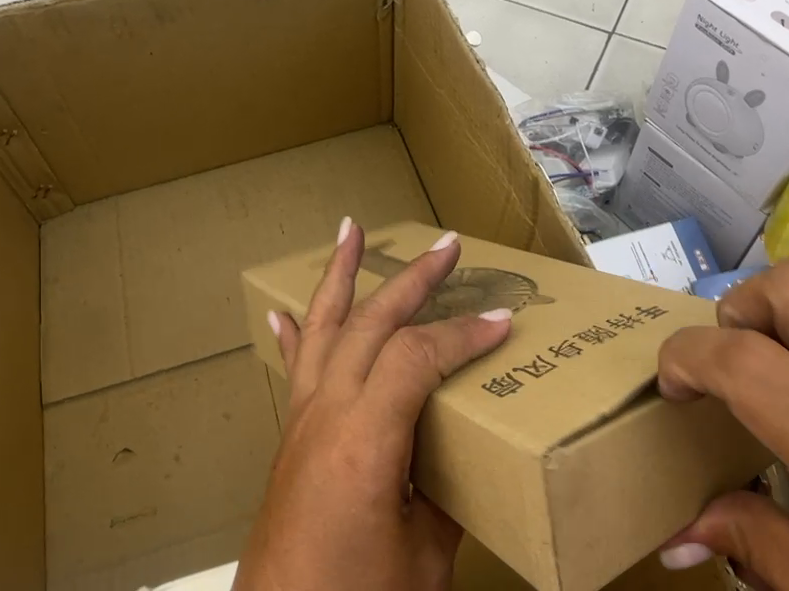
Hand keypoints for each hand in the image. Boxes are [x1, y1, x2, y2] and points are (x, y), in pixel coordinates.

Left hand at [234, 219, 513, 590]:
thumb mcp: (425, 558)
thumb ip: (446, 494)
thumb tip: (465, 451)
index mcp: (365, 440)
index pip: (417, 356)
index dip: (464, 335)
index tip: (504, 322)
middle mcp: (327, 413)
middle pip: (371, 322)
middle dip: (413, 279)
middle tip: (446, 246)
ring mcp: (303, 418)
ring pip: (324, 326)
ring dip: (341, 274)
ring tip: (351, 229)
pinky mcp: (292, 434)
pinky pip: (297, 365)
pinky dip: (297, 331)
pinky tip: (284, 308)